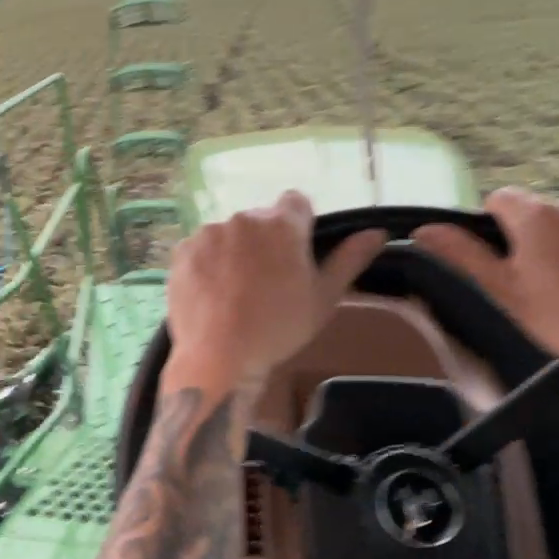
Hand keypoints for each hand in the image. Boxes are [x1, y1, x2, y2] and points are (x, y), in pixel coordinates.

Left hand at [165, 190, 385, 388]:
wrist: (219, 356)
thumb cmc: (279, 328)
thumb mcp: (323, 297)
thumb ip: (349, 259)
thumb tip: (376, 232)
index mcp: (281, 225)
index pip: (296, 202)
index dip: (300, 225)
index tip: (297, 254)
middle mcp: (242, 218)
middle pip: (260, 220)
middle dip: (266, 241)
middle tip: (268, 282)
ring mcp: (208, 232)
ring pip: (229, 234)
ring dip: (235, 251)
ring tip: (237, 292)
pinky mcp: (182, 250)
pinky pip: (201, 248)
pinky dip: (208, 264)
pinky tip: (213, 294)